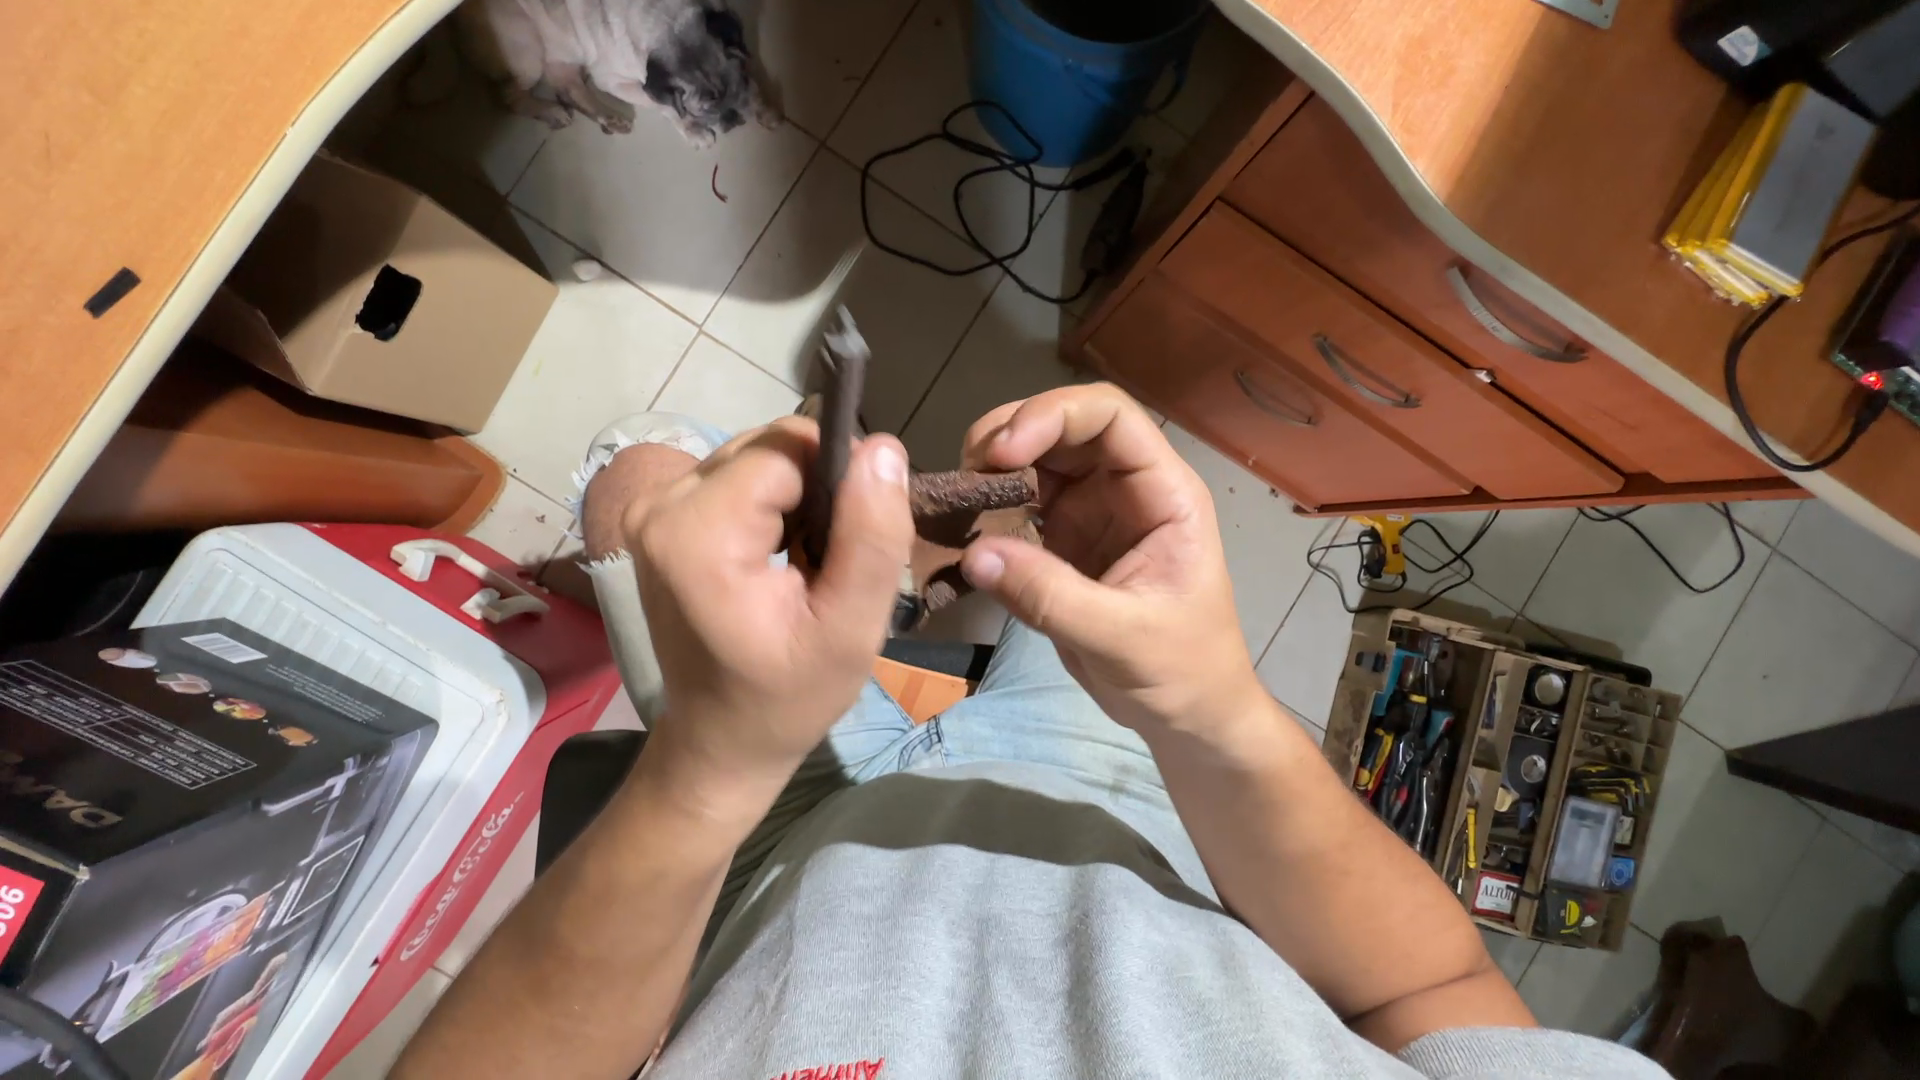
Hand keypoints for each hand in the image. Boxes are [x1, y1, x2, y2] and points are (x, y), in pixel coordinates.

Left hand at [628, 418, 913, 824]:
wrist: (721, 738)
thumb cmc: (789, 696)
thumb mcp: (851, 629)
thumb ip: (873, 537)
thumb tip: (884, 447)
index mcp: (698, 532)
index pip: (789, 448)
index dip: (837, 482)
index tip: (853, 539)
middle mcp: (658, 504)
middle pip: (769, 448)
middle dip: (815, 489)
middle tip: (829, 560)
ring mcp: (648, 507)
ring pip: (755, 457)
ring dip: (795, 498)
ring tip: (805, 562)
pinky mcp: (654, 515)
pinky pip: (734, 476)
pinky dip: (768, 505)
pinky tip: (778, 557)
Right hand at [958, 385, 1264, 739]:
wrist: (1185, 713)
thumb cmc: (1182, 670)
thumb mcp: (1123, 638)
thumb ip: (1050, 596)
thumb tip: (973, 553)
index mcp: (1162, 491)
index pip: (1110, 416)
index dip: (1053, 415)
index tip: (1004, 453)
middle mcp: (1123, 487)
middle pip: (1062, 427)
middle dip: (1009, 437)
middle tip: (966, 477)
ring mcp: (1089, 512)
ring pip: (1033, 462)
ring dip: (990, 471)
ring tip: (957, 503)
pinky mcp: (1060, 542)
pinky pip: (1016, 508)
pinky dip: (986, 512)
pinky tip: (962, 531)